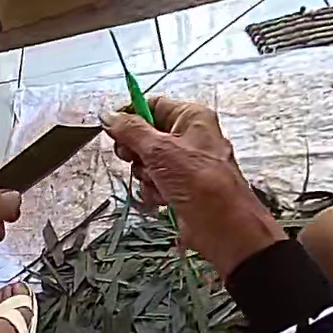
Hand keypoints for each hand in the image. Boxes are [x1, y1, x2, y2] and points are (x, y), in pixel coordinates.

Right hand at [100, 97, 283, 277]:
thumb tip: (109, 116)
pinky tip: (163, 198)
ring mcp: (185, 163)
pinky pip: (154, 181)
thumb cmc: (200, 183)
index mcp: (191, 118)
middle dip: (135, 152)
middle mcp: (189, 137)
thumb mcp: (160, 151)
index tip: (111, 129)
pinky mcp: (181, 186)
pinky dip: (153, 190)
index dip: (130, 116)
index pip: (152, 105)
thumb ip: (130, 131)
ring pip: (146, 161)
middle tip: (134, 159)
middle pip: (145, 135)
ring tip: (157, 183)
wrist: (224, 228)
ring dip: (144, 175)